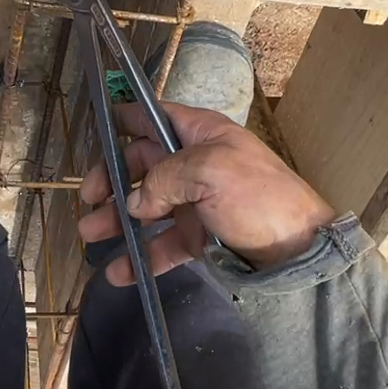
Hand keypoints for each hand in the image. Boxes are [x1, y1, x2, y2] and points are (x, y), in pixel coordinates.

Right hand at [77, 102, 336, 285]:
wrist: (301, 253)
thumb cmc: (258, 197)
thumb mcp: (210, 172)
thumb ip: (163, 180)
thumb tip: (133, 204)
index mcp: (201, 134)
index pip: (155, 116)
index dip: (126, 118)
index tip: (97, 127)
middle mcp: (194, 164)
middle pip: (142, 164)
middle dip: (111, 179)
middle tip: (86, 199)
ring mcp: (196, 202)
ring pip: (145, 206)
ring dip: (116, 219)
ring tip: (89, 235)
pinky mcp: (200, 238)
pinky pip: (161, 244)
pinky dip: (139, 257)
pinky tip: (118, 272)